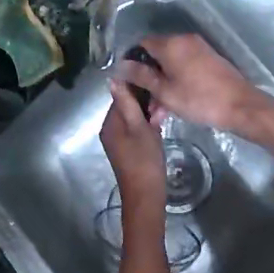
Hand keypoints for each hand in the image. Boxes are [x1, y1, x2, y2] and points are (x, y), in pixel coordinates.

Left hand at [100, 80, 165, 212]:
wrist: (145, 194)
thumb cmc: (144, 159)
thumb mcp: (139, 127)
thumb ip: (127, 103)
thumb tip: (113, 78)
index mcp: (110, 123)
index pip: (121, 95)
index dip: (139, 89)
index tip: (157, 87)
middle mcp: (110, 130)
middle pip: (127, 106)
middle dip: (145, 103)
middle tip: (163, 106)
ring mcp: (119, 141)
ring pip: (134, 118)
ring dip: (148, 114)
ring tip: (163, 117)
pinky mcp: (128, 149)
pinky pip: (136, 129)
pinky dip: (147, 126)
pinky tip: (159, 128)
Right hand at [117, 34, 273, 134]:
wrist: (240, 106)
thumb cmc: (199, 99)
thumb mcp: (165, 91)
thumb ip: (141, 76)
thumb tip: (120, 65)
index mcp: (171, 44)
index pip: (141, 43)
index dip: (131, 61)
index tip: (127, 82)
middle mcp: (184, 41)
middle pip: (157, 56)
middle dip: (148, 80)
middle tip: (144, 105)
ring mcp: (199, 50)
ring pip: (171, 66)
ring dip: (162, 87)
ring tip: (159, 114)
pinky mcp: (209, 61)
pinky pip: (184, 69)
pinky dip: (176, 84)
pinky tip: (173, 107)